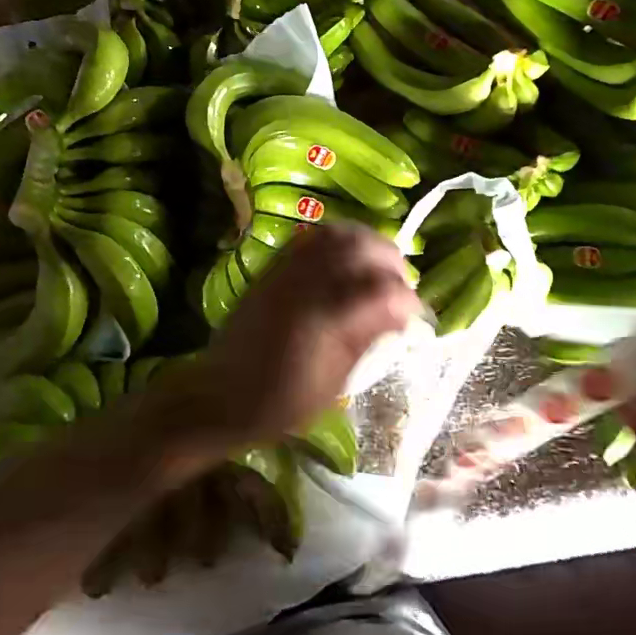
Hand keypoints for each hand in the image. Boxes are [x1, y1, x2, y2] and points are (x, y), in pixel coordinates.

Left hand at [166, 221, 419, 447]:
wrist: (220, 396)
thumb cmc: (281, 402)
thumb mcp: (333, 382)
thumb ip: (368, 337)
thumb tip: (405, 310)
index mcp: (326, 318)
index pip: (383, 290)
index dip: (407, 299)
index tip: (415, 317)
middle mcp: (308, 283)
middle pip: (364, 247)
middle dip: (393, 263)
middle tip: (400, 289)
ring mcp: (289, 269)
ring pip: (341, 233)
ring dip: (369, 245)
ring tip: (379, 269)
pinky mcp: (276, 266)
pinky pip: (314, 236)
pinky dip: (341, 238)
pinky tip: (349, 259)